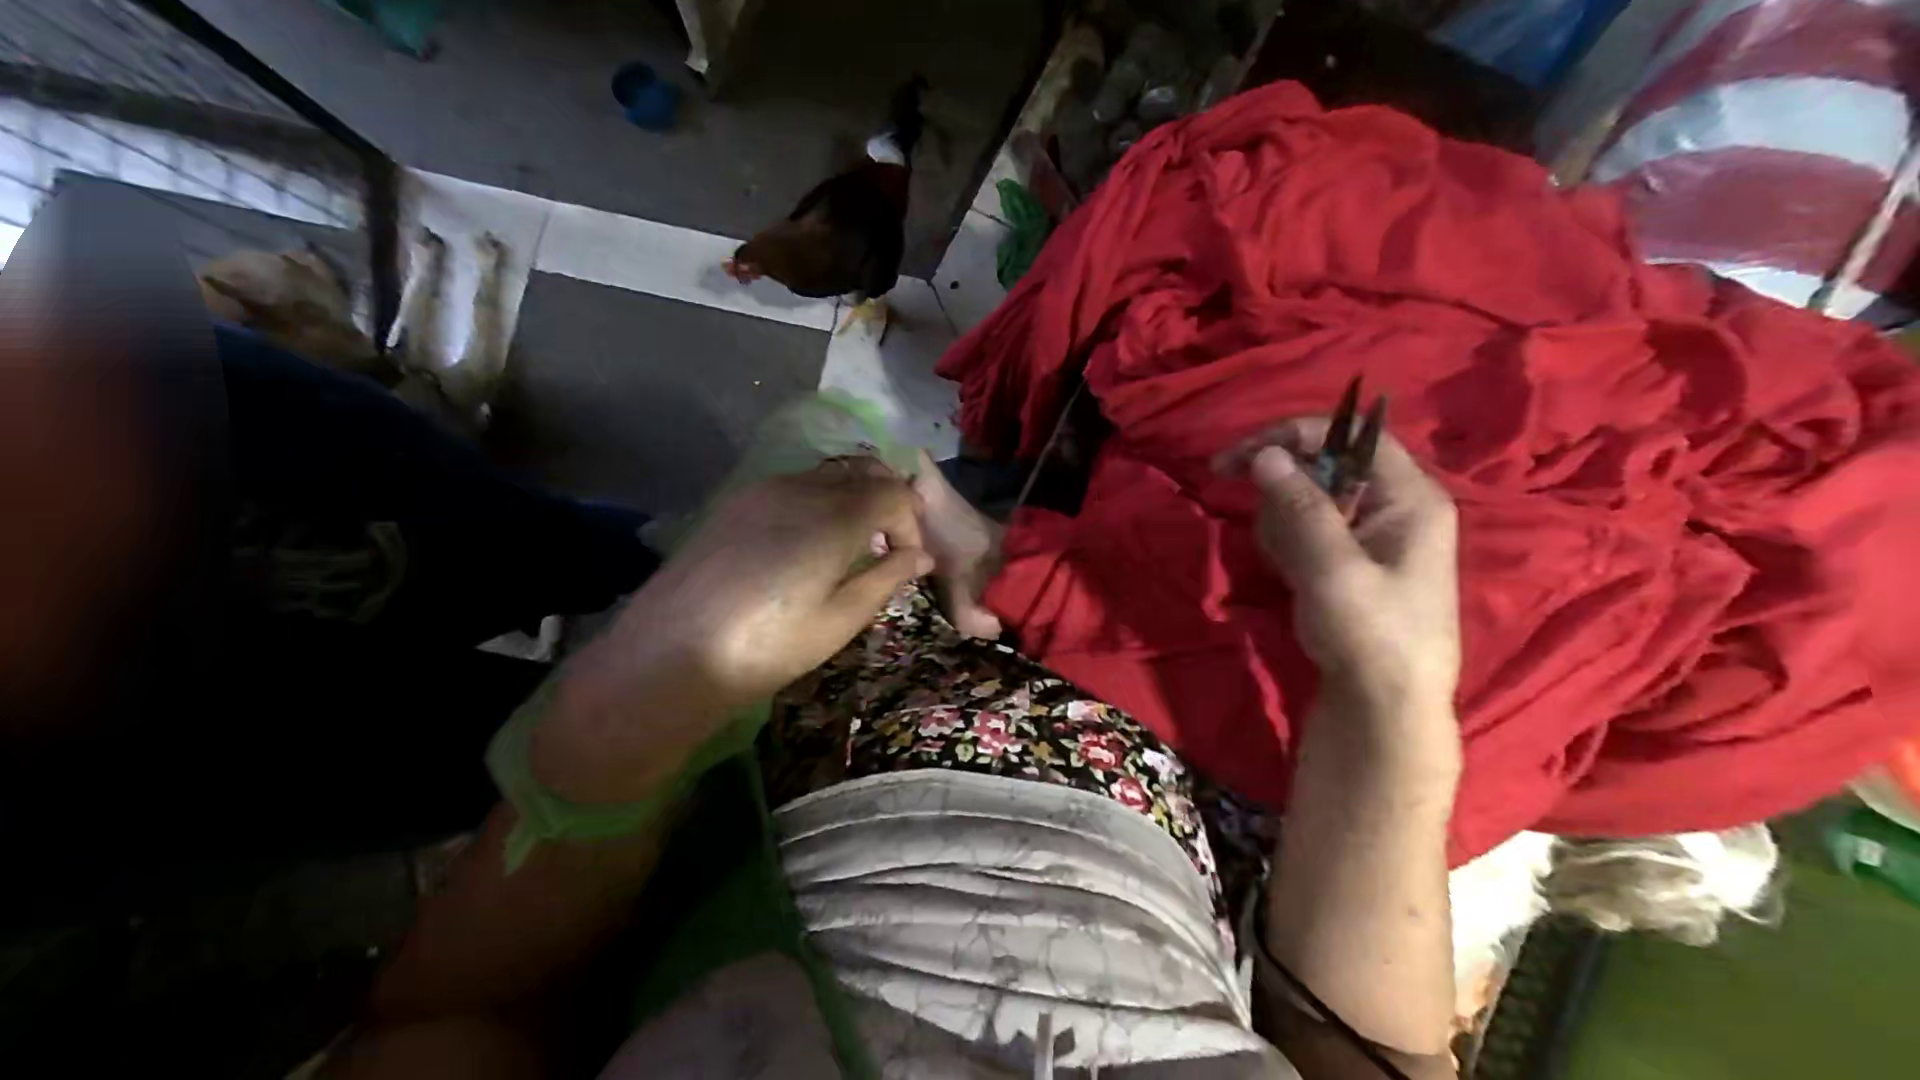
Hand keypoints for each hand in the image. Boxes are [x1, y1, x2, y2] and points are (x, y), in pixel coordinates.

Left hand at [534, 459, 931, 801]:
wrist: (671, 654)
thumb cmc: (768, 646)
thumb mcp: (841, 620)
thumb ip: (887, 577)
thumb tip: (920, 555)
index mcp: (834, 515)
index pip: (894, 494)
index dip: (911, 525)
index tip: (906, 561)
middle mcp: (802, 487)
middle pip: (864, 470)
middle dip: (888, 502)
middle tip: (887, 547)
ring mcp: (764, 489)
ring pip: (829, 474)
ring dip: (854, 499)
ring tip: (850, 547)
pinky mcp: (737, 502)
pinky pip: (796, 485)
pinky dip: (820, 501)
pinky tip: (808, 543)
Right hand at [1219, 419, 1460, 725]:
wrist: (1383, 706)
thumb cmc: (1371, 635)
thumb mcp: (1333, 569)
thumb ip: (1299, 507)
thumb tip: (1265, 455)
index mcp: (1409, 498)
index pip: (1353, 435)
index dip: (1296, 434)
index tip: (1241, 455)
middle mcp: (1393, 506)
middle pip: (1325, 464)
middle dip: (1281, 485)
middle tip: (1253, 515)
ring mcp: (1369, 534)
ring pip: (1308, 498)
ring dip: (1281, 520)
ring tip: (1287, 566)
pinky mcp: (1347, 559)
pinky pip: (1306, 529)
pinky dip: (1287, 543)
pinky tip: (1290, 574)